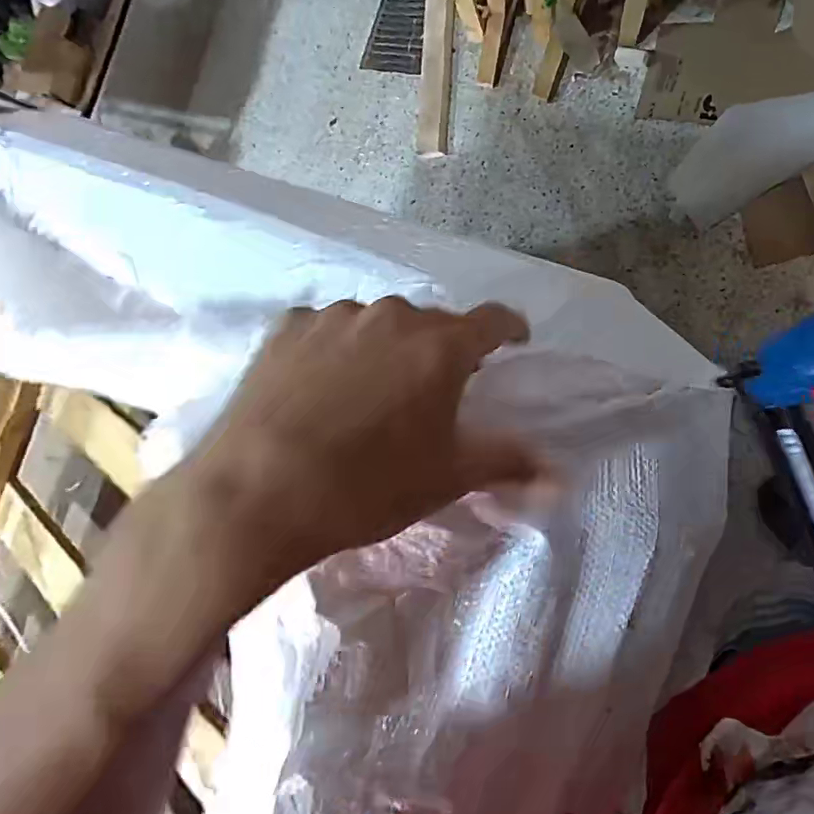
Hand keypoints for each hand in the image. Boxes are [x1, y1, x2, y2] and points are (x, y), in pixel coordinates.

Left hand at [154, 297, 545, 622]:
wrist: (253, 496)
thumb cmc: (366, 487)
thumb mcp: (447, 478)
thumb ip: (508, 463)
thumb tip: (559, 474)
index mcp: (441, 346)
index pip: (494, 320)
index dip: (510, 331)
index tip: (514, 344)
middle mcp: (393, 317)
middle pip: (435, 323)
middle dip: (444, 350)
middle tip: (433, 391)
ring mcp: (335, 316)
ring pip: (380, 323)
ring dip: (388, 348)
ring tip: (371, 392)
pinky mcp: (287, 327)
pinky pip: (329, 329)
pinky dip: (338, 349)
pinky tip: (321, 386)